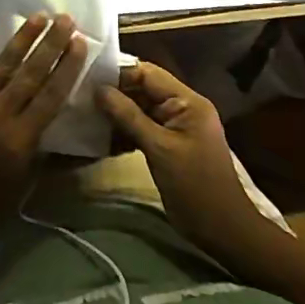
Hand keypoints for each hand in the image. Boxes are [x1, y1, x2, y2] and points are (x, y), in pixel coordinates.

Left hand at [0, 13, 86, 244]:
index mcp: (22, 137)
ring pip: (5, 64)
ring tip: (40, 16)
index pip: (52, 95)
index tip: (80, 43)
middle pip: (32, 73)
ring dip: (23, 38)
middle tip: (66, 19)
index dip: (67, 67)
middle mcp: (2, 113)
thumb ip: (43, 152)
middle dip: (51, 44)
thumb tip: (63, 126)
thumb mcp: (21, 182)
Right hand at [96, 62, 261, 256]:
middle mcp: (182, 108)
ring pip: (139, 110)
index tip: (88, 81)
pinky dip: (124, 132)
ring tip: (87, 117)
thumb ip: (129, 116)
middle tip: (82, 100)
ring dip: (116, 114)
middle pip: (142, 90)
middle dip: (114, 95)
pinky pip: (142, 129)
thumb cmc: (195, 186)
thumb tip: (99, 89)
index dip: (119, 74)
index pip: (148, 73)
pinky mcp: (168, 145)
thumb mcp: (159, 148)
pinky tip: (102, 139)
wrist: (222, 230)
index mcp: (188, 102)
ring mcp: (175, 127)